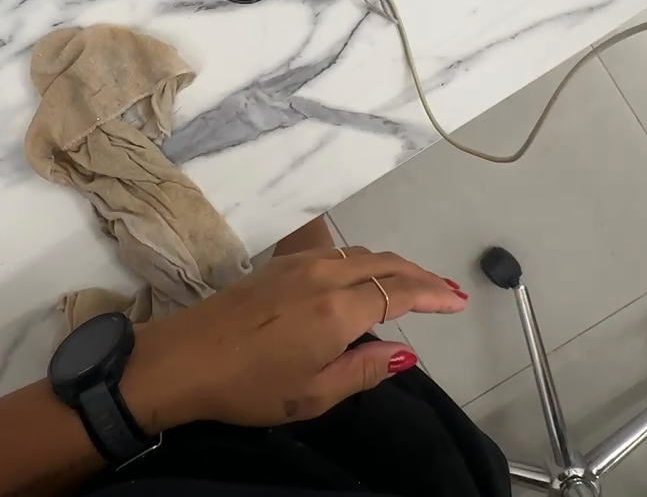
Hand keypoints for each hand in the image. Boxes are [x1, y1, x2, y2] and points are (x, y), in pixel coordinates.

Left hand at [120, 246, 468, 430]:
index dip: (433, 295)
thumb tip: (406, 353)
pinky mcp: (282, 262)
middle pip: (385, 263)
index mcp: (337, 309)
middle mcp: (324, 274)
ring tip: (415, 284)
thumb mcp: (313, 394)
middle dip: (421, 276)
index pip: (399, 292)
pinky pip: (337, 252)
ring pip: (361, 253)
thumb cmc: (250, 385)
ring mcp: (301, 262)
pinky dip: (364, 260)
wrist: (188, 356)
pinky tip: (366, 277)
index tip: (458, 301)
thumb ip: (365, 369)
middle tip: (448, 292)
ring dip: (393, 265)